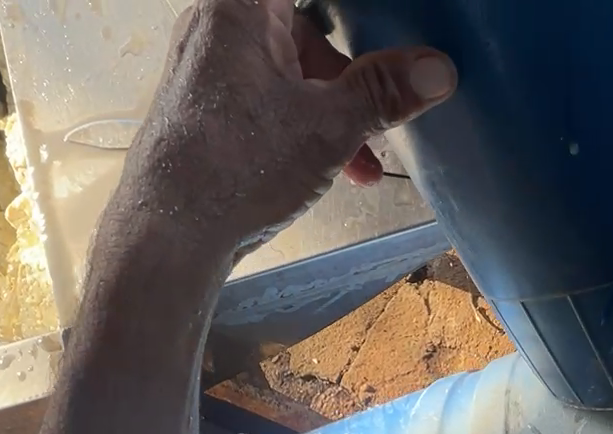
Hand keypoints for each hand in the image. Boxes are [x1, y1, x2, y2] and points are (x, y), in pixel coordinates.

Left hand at [120, 0, 456, 249]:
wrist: (172, 232)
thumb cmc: (242, 165)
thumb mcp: (327, 127)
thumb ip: (382, 92)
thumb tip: (440, 68)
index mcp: (243, 6)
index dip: (354, 13)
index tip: (385, 29)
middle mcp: (221, 26)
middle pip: (305, 28)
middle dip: (352, 78)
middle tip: (384, 112)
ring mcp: (214, 70)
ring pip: (293, 74)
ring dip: (336, 115)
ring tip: (365, 164)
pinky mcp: (213, 110)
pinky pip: (273, 103)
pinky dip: (307, 129)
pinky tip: (332, 171)